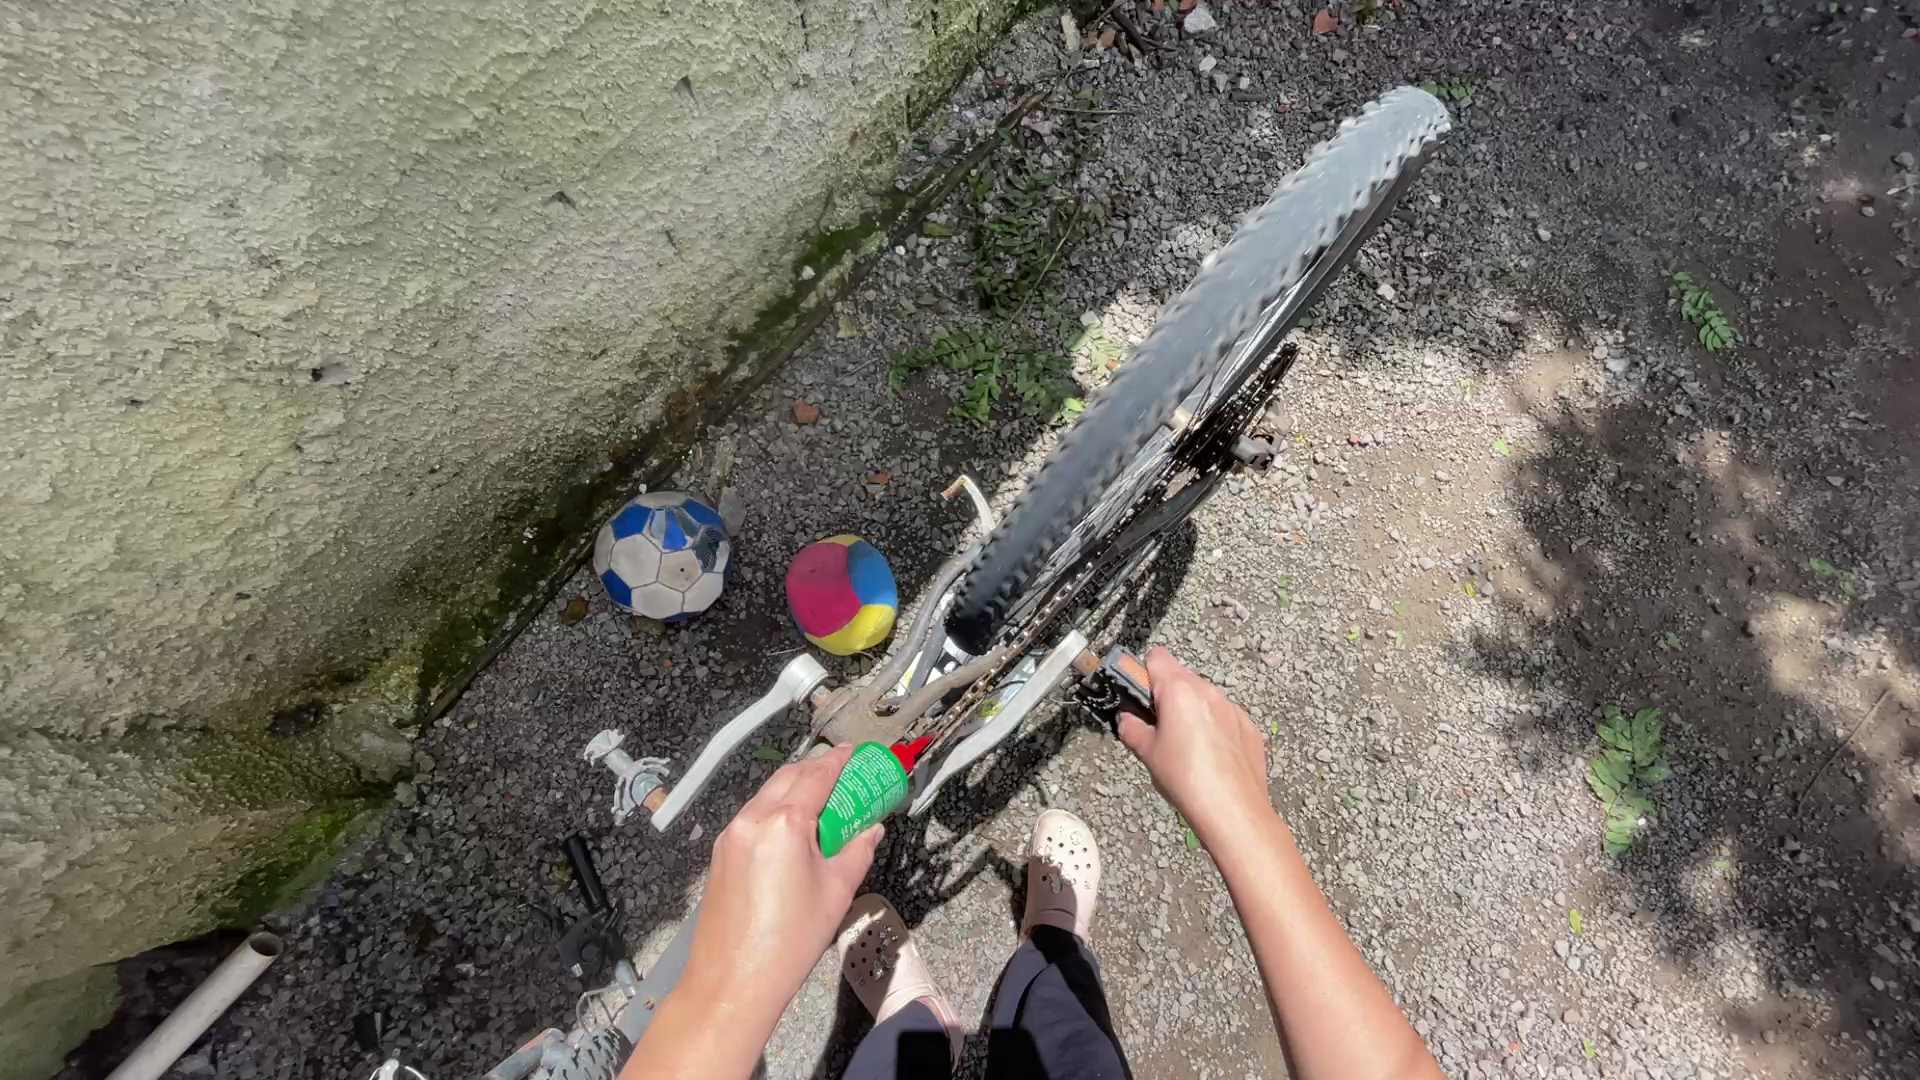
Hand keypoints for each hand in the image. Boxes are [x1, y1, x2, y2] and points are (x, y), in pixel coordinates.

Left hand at [679, 744, 883, 1020]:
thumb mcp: (837, 892)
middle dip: (815, 768)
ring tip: (819, 797)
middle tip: (841, 772)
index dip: (838, 761)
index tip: (852, 751)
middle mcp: (753, 818)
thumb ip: (858, 851)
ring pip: (767, 793)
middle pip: (789, 776)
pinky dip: (775, 807)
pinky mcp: (721, 852)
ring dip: (794, 786)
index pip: (817, 776)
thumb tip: (872, 829)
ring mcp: (732, 834)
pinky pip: (753, 814)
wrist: (730, 983)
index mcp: (785, 823)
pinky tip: (792, 825)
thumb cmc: (790, 941)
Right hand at [1116, 647, 1273, 842]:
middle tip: (1157, 725)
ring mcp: (1232, 708)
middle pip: (1180, 676)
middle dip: (1165, 694)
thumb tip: (1127, 720)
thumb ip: (1132, 728)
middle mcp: (1208, 692)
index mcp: (1179, 691)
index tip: (1138, 695)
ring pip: (1203, 695)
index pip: (1156, 657)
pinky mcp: (1248, 726)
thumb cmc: (1188, 781)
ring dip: (1190, 709)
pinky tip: (1208, 755)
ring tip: (1183, 744)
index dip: (1143, 673)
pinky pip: (1224, 715)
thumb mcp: (1147, 753)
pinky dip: (1213, 725)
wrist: (1233, 812)